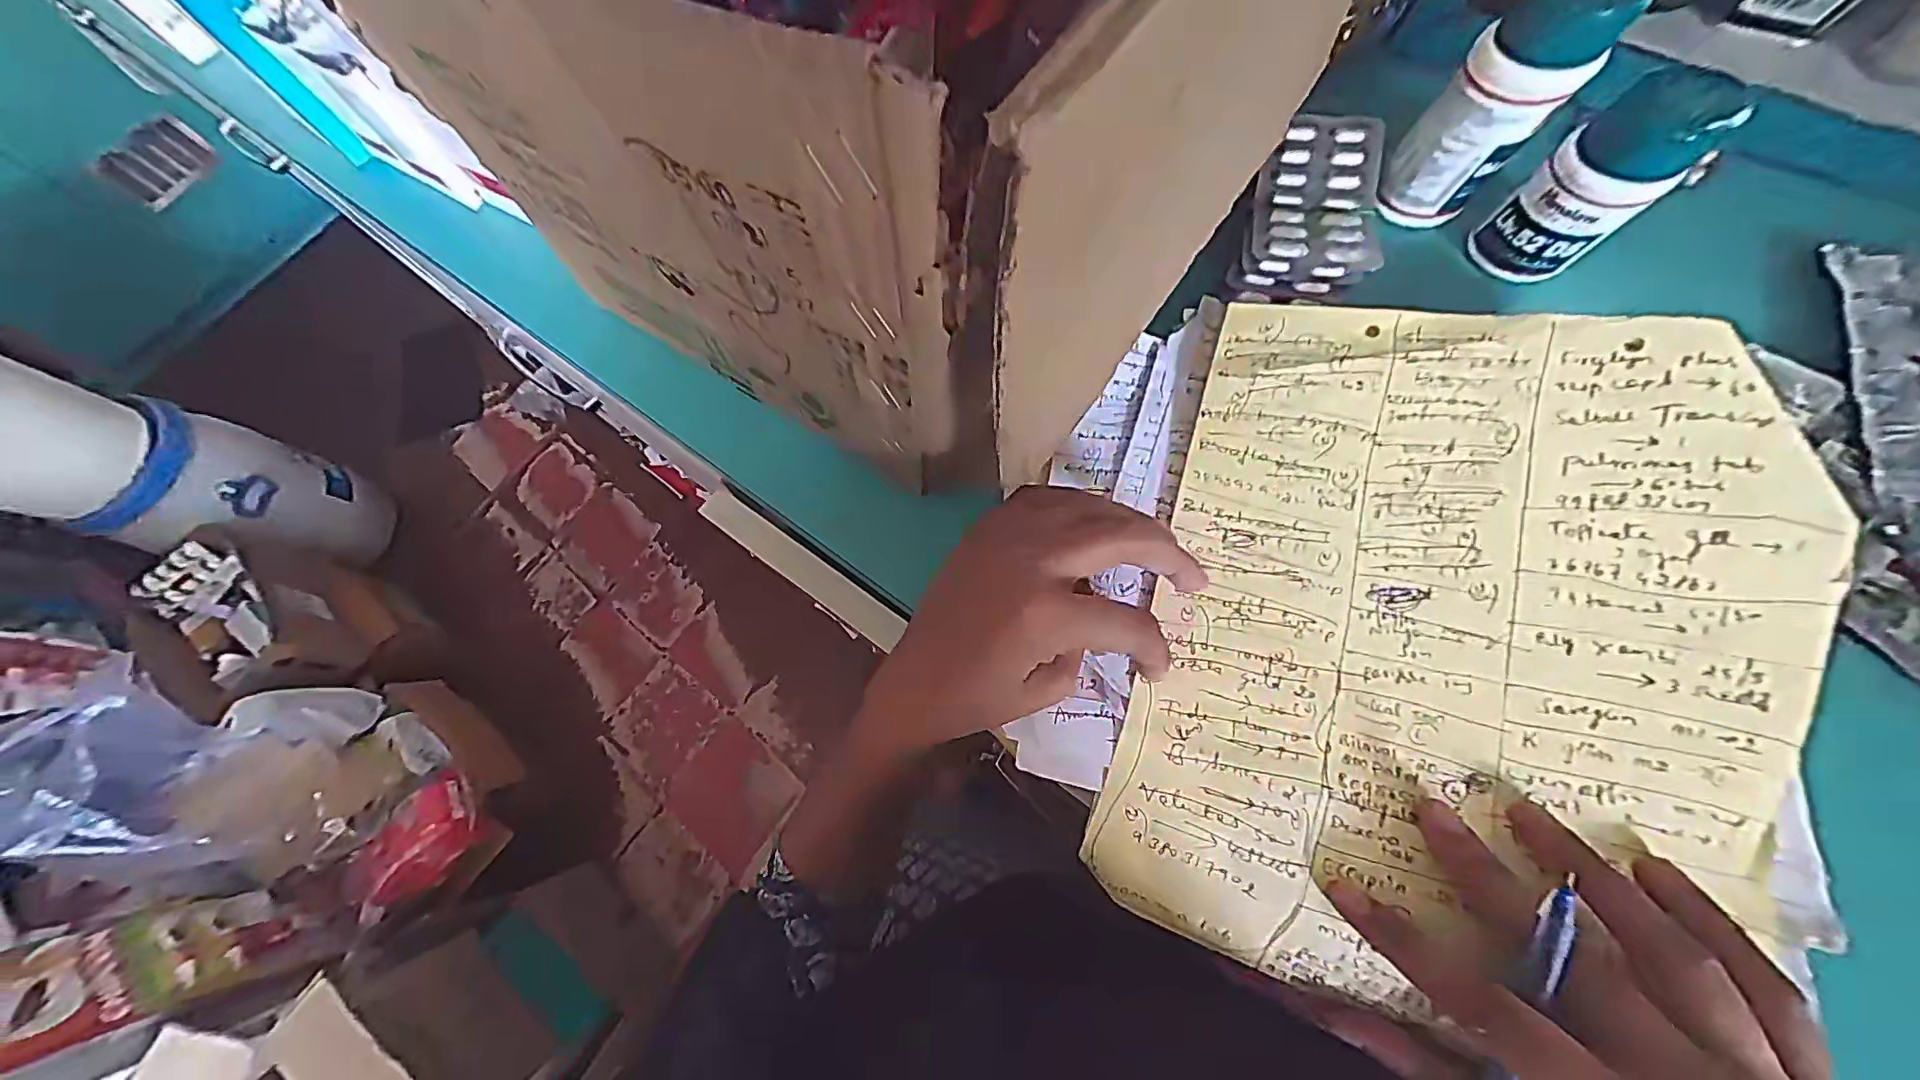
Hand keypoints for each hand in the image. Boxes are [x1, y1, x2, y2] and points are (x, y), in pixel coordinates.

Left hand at [854, 485, 1205, 757]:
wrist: (914, 680)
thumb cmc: (976, 697)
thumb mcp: (1048, 688)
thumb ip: (1089, 647)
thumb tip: (1109, 618)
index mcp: (1045, 613)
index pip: (1127, 621)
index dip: (1154, 647)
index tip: (1160, 667)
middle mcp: (1031, 560)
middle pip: (1122, 537)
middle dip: (1169, 554)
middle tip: (1193, 577)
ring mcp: (1007, 535)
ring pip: (1089, 507)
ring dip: (1131, 524)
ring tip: (1155, 547)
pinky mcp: (989, 527)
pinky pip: (1048, 500)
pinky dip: (1082, 508)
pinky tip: (1096, 526)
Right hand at [1289, 799, 1830, 1079]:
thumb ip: (1432, 1070)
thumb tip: (1340, 1017)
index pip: (1480, 1006)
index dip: (1404, 945)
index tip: (1344, 888)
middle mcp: (1675, 1077)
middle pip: (1568, 956)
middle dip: (1487, 876)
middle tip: (1435, 811)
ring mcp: (1754, 1075)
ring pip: (1669, 956)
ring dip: (1595, 876)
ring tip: (1535, 817)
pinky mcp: (1807, 1075)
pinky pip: (1766, 989)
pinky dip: (1710, 922)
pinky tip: (1656, 871)